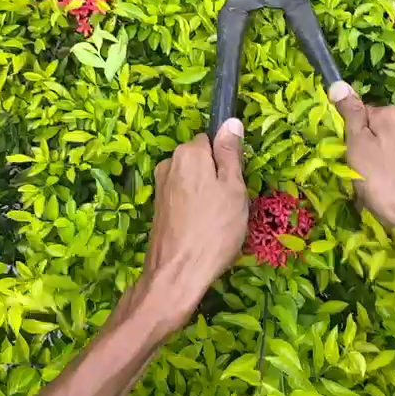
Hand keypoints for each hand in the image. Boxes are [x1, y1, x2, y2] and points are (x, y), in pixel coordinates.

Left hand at [136, 120, 248, 327]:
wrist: (177, 274)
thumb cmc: (213, 230)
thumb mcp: (233, 188)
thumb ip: (230, 153)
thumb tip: (231, 121)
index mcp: (188, 153)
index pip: (212, 140)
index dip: (227, 160)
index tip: (235, 182)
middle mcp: (169, 164)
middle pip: (201, 160)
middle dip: (216, 177)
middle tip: (231, 205)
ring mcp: (161, 187)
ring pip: (193, 181)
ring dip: (207, 195)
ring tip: (219, 222)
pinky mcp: (158, 209)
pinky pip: (184, 198)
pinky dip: (195, 210)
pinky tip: (204, 230)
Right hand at [330, 82, 394, 276]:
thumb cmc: (386, 183)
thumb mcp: (359, 146)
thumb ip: (350, 115)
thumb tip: (338, 83)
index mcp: (392, 114)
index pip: (357, 114)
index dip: (347, 136)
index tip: (346, 156)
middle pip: (371, 134)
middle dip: (360, 155)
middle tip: (356, 177)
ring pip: (382, 154)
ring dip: (371, 171)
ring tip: (371, 192)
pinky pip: (394, 169)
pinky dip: (386, 182)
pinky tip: (386, 199)